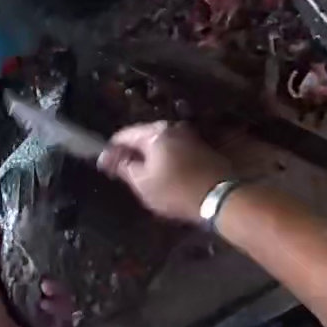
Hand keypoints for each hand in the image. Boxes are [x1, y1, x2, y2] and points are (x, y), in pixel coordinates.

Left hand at [0, 224, 73, 326]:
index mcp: (5, 278)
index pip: (19, 255)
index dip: (26, 245)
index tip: (34, 233)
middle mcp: (25, 289)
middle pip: (44, 267)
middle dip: (46, 266)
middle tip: (42, 271)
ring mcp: (41, 305)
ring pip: (59, 286)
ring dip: (56, 287)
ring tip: (46, 291)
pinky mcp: (54, 320)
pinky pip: (66, 306)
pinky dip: (59, 305)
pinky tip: (47, 307)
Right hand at [97, 121, 233, 222]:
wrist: (221, 199)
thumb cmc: (176, 190)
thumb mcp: (141, 182)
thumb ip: (122, 166)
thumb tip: (105, 157)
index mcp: (155, 133)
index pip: (123, 135)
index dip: (112, 151)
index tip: (107, 167)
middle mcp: (173, 128)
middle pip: (142, 137)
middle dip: (131, 154)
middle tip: (124, 175)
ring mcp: (190, 136)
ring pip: (159, 144)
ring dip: (149, 158)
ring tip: (143, 178)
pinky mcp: (202, 148)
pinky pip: (174, 150)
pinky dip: (165, 160)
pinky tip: (164, 176)